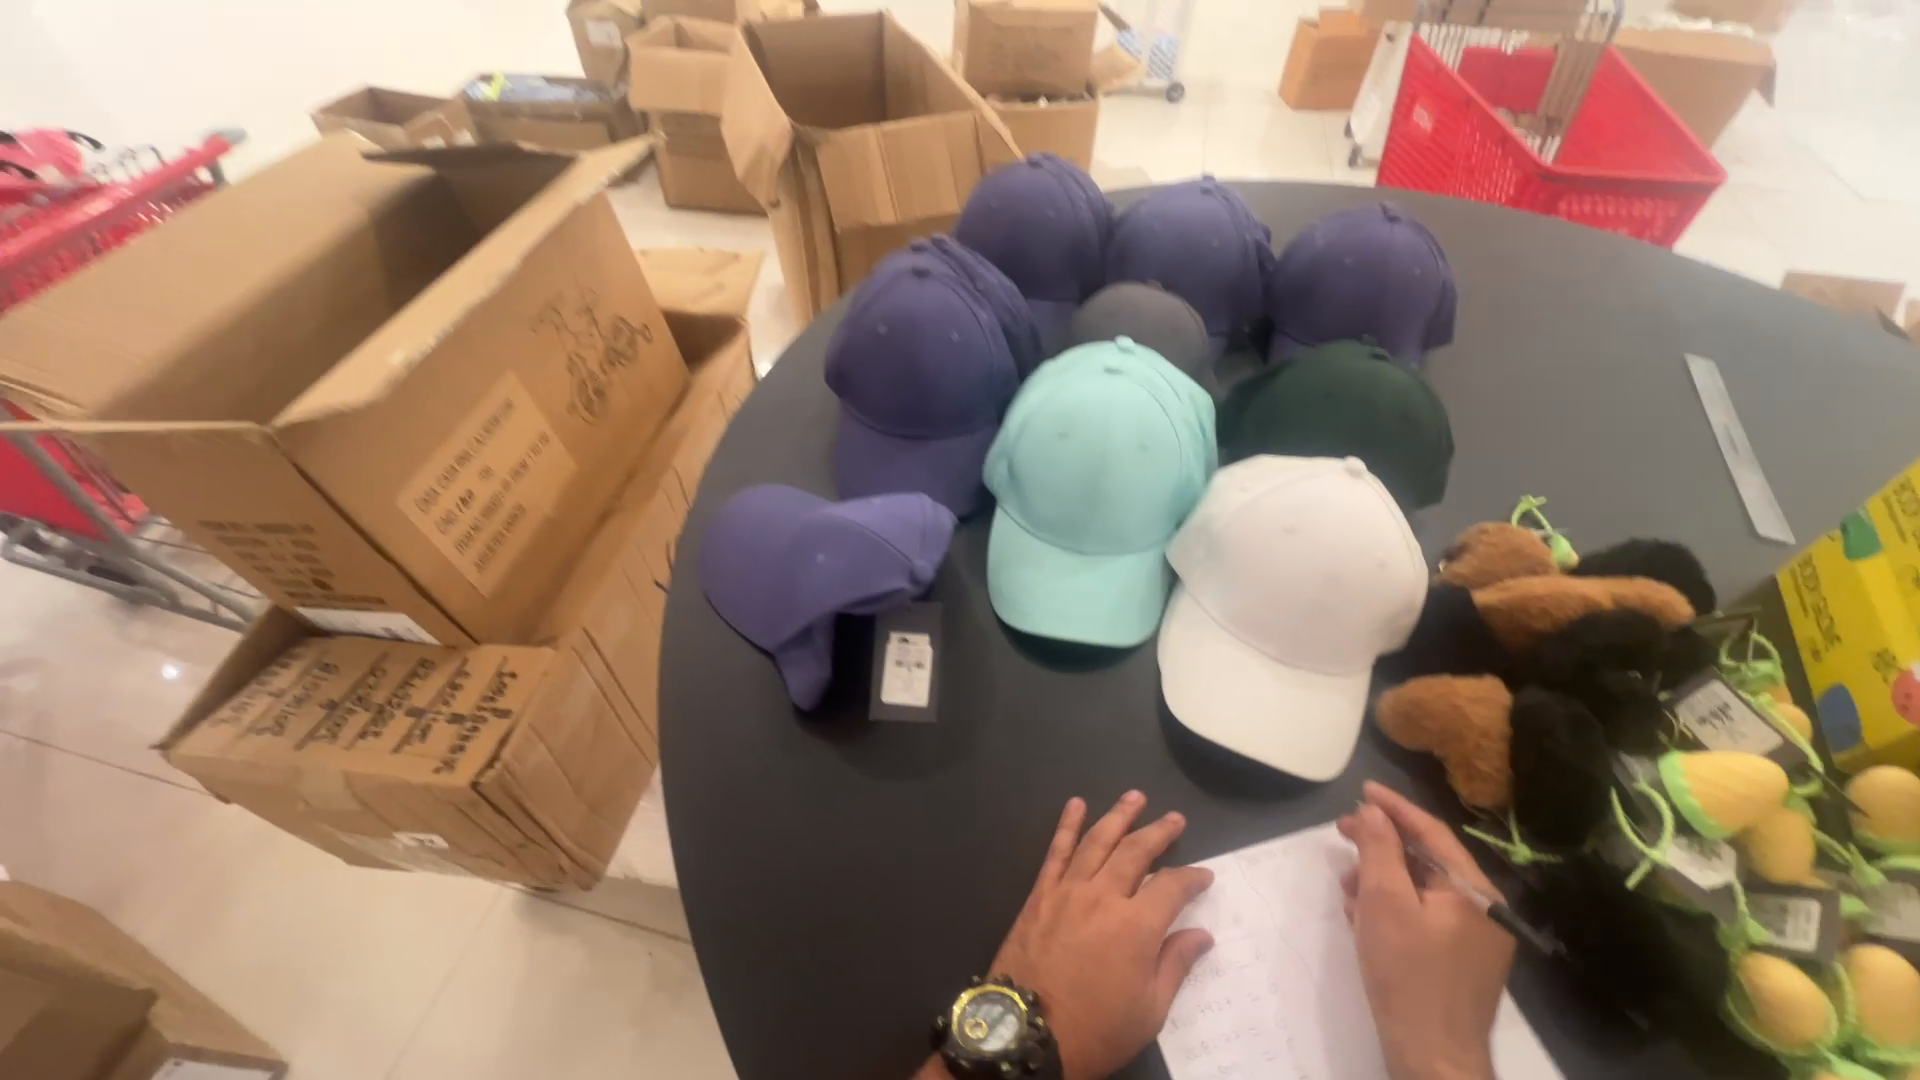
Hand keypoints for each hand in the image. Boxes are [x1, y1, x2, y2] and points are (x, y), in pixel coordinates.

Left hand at [988, 792, 1215, 1079]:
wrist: (1028, 1032)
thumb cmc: (1096, 1029)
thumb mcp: (1149, 1010)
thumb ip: (1176, 964)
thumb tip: (1202, 934)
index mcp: (1136, 926)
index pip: (1172, 886)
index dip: (1192, 877)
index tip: (1205, 875)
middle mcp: (1103, 896)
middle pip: (1135, 851)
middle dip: (1158, 832)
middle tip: (1174, 818)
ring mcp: (1068, 890)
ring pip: (1097, 840)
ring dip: (1118, 815)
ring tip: (1134, 797)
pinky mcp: (1041, 893)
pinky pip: (1056, 850)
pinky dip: (1067, 824)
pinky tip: (1076, 805)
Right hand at [1338, 781, 1511, 1079]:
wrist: (1433, 1058)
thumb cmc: (1407, 973)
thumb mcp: (1383, 901)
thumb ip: (1378, 849)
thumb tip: (1373, 811)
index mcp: (1475, 892)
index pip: (1433, 832)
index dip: (1395, 807)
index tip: (1362, 789)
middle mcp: (1484, 911)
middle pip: (1428, 860)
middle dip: (1381, 844)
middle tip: (1341, 832)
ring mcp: (1474, 939)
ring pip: (1422, 889)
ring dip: (1381, 878)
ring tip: (1345, 884)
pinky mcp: (1459, 962)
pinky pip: (1424, 916)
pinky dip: (1392, 907)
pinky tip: (1362, 914)